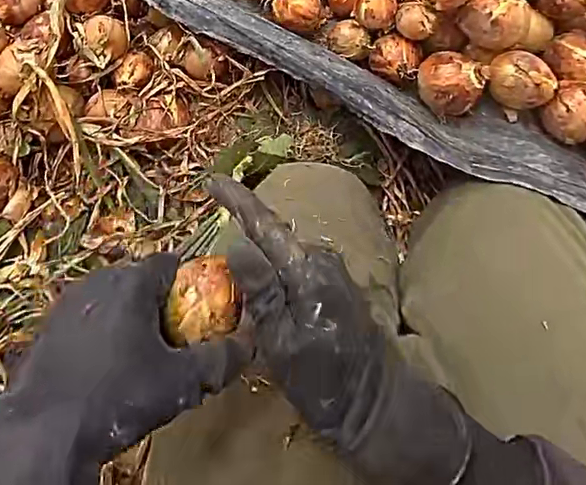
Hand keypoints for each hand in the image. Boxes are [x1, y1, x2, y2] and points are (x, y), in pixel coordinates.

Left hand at [15, 252, 249, 455]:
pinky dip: (99, 334)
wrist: (40, 432)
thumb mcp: (178, 382)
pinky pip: (86, 319)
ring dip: (127, 318)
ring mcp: (69, 302)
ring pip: (112, 299)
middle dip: (158, 303)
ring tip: (135, 356)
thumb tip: (249, 343)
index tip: (197, 311)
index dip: (189, 284)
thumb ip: (219, 359)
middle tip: (169, 339)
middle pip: (141, 280)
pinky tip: (101, 368)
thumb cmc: (114, 397)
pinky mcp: (47, 327)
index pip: (173, 262)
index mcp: (134, 281)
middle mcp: (101, 279)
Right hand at [207, 175, 476, 483]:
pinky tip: (257, 299)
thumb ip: (261, 292)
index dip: (238, 201)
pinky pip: (292, 271)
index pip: (265, 226)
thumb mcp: (282, 343)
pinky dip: (271, 278)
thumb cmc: (326, 381)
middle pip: (271, 238)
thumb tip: (238, 245)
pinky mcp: (333, 285)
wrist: (376, 403)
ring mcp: (330, 270)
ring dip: (256, 261)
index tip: (212, 181)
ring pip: (281, 256)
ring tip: (226, 279)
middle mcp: (321, 259)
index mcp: (307, 269)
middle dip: (241, 231)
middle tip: (209, 239)